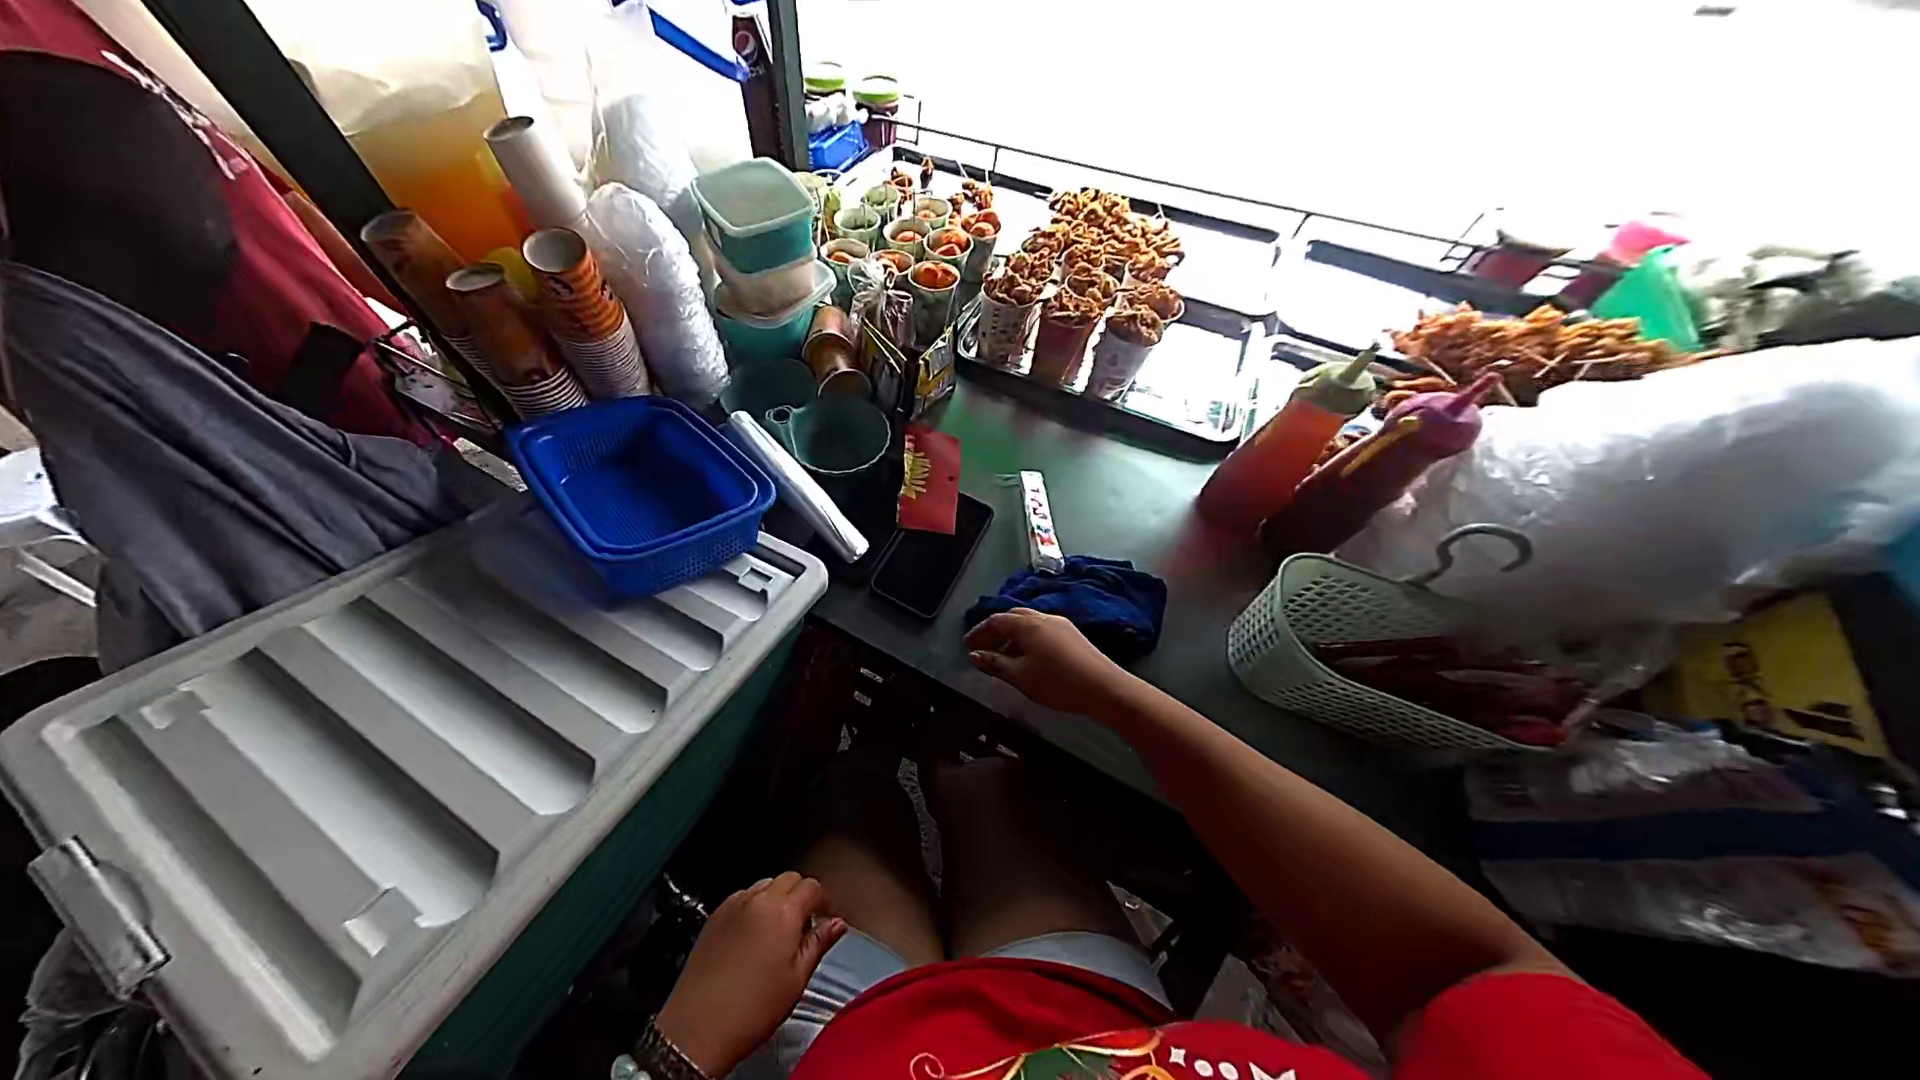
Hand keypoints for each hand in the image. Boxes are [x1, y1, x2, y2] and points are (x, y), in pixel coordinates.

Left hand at [654, 872, 847, 1075]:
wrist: (698, 1028)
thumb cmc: (751, 1009)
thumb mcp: (796, 979)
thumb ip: (819, 943)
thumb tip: (836, 924)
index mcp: (784, 911)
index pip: (813, 886)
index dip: (822, 902)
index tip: (824, 919)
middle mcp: (759, 899)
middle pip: (790, 878)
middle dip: (800, 895)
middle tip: (802, 925)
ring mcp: (734, 905)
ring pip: (765, 884)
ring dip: (776, 897)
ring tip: (776, 930)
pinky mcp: (715, 916)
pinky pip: (743, 897)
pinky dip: (753, 905)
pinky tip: (752, 934)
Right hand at [964, 608, 1138, 716]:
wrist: (1105, 688)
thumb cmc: (1058, 682)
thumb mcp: (1020, 676)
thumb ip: (995, 664)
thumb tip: (976, 655)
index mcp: (1028, 625)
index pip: (996, 621)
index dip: (979, 632)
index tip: (967, 646)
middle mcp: (1043, 618)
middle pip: (1012, 617)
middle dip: (995, 631)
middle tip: (982, 648)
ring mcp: (1061, 625)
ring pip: (1028, 623)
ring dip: (1011, 636)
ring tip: (1002, 657)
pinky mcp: (1072, 636)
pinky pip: (1041, 630)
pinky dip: (1027, 639)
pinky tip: (1027, 658)